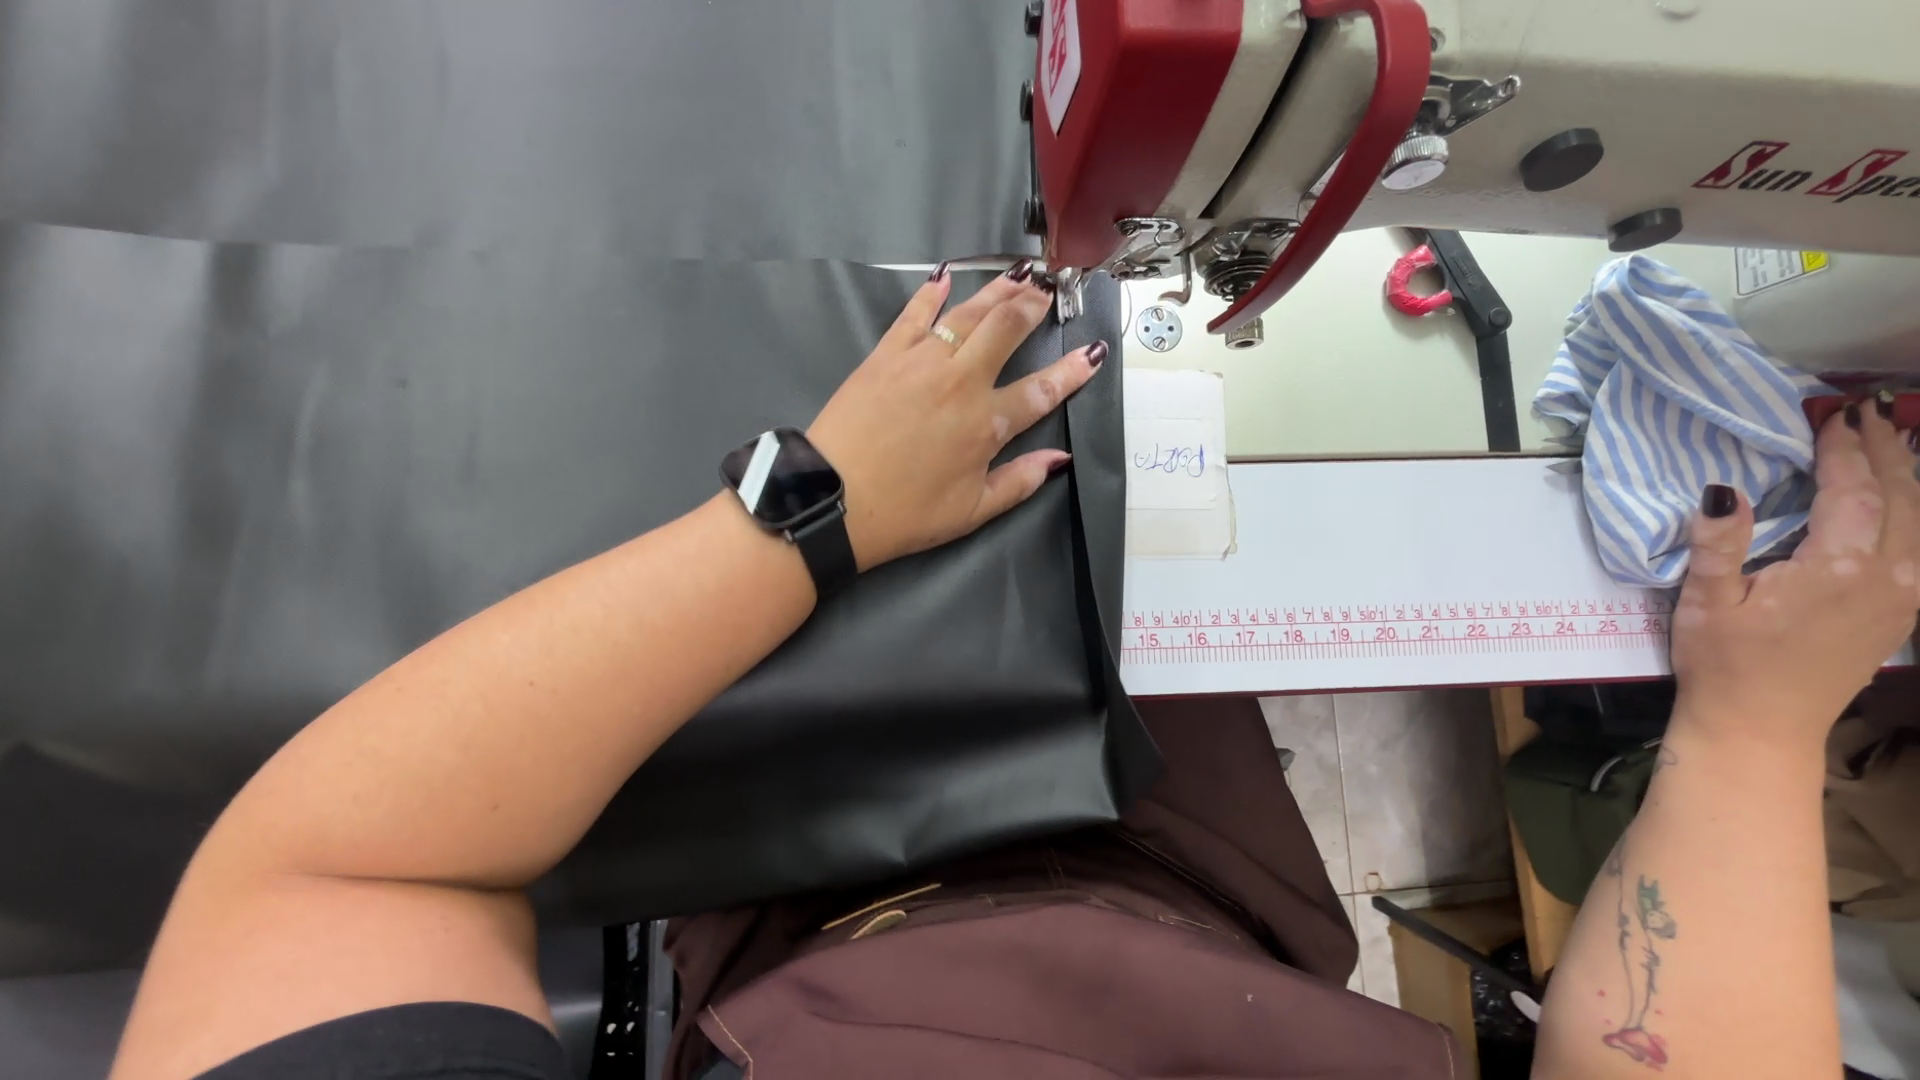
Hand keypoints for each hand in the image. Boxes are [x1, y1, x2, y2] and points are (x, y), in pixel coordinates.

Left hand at [806, 262, 1105, 569]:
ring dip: (997, 291)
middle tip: (1048, 292)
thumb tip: (1058, 459)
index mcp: (986, 424)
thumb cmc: (906, 514)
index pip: (1041, 390)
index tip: (1092, 352)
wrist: (835, 501)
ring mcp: (922, 362)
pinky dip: (931, 292)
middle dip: (1032, 307)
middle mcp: (961, 382)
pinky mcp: (885, 355)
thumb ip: (1020, 482)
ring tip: (1019, 275)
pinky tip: (945, 276)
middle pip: (1006, 330)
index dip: (1072, 371)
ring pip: (968, 314)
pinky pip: (914, 314)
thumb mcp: (972, 512)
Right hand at [1671, 402, 1919, 747]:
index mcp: (1836, 568)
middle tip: (1867, 412)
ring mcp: (1904, 596)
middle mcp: (1888, 576)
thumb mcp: (1706, 601)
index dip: (1843, 451)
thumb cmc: (1722, 660)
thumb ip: (1720, 543)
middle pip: (1902, 498)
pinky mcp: (1902, 613)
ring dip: (1910, 475)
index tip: (1831, 415)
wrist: (1760, 722)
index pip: (1852, 492)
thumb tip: (1725, 489)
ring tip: (1895, 441)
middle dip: (1884, 451)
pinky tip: (1909, 501)